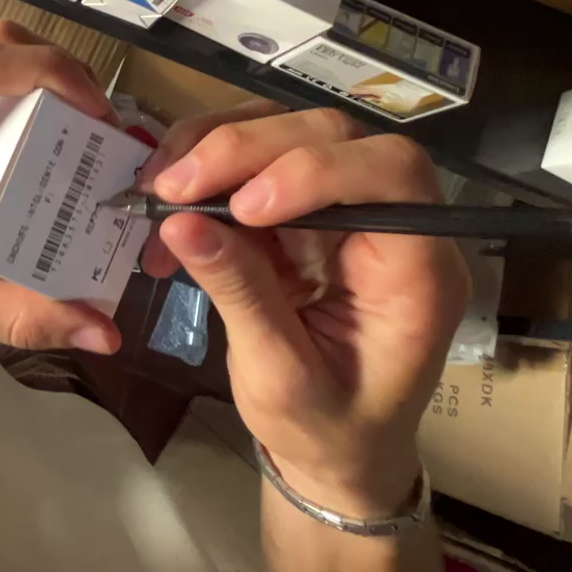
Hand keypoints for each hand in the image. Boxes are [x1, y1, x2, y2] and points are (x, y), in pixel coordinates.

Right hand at [143, 107, 468, 517]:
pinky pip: (247, 153)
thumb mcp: (281, 377)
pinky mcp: (291, 201)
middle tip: (172, 189)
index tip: (245, 209)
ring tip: (158, 189)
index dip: (317, 170)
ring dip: (211, 147)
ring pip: (282, 127)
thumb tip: (178, 223)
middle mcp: (382, 217)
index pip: (392, 174)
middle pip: (328, 135)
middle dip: (243, 150)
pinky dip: (199, 163)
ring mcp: (334, 201)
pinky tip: (164, 194)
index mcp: (413, 268)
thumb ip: (240, 295)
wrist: (332, 443)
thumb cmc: (326, 425)